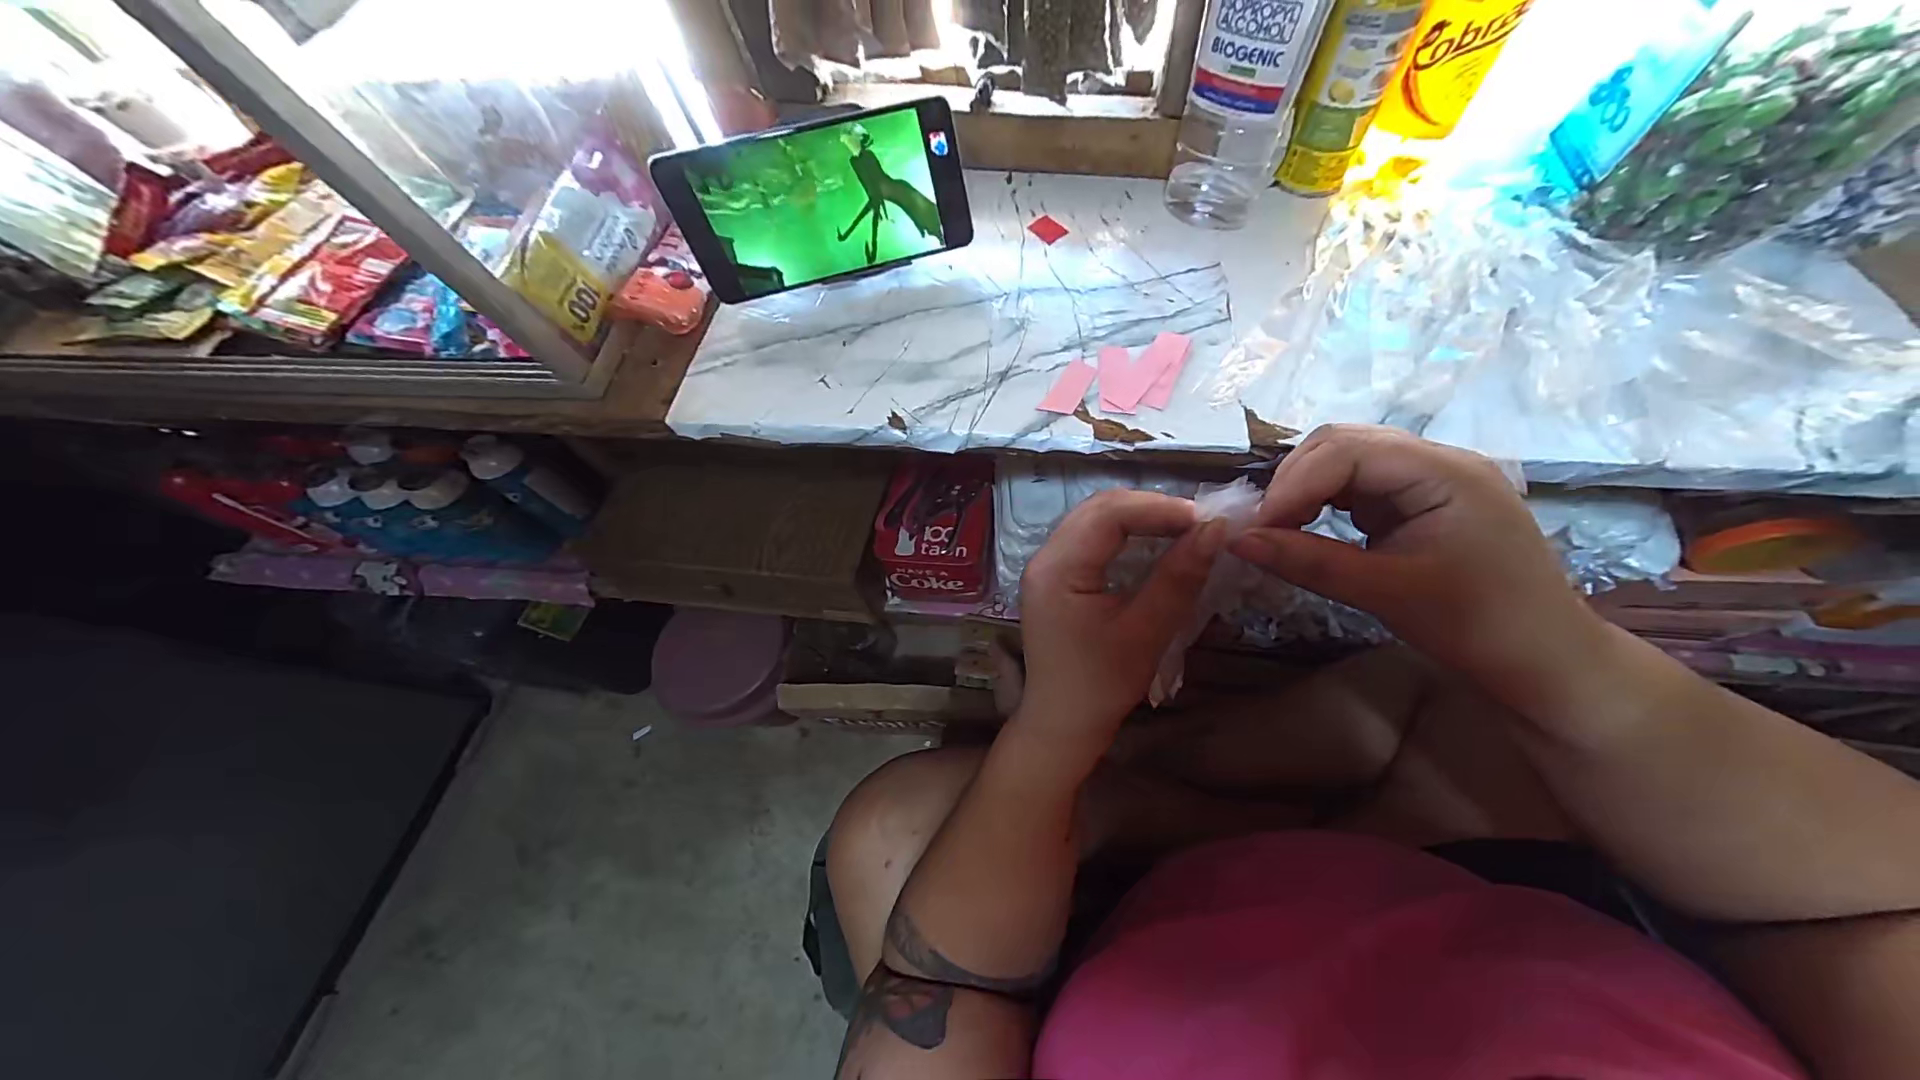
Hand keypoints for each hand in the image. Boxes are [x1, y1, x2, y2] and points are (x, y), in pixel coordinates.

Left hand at [1017, 489, 1224, 754]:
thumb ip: (1178, 578)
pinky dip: (1125, 535)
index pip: (1108, 514)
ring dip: (1138, 518)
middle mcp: (1045, 557)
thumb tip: (1215, 529)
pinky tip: (1154, 544)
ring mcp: (1047, 565)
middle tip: (1198, 523)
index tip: (1205, 519)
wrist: (1063, 722)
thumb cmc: (1101, 685)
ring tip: (1183, 529)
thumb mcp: (1146, 632)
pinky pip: (1091, 538)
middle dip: (1150, 508)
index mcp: (1057, 569)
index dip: (1159, 508)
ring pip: (1094, 519)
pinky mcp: (1056, 576)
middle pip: (1098, 508)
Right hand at [1229, 425, 1599, 694]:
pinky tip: (1308, 525)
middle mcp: (1438, 461)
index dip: (1293, 484)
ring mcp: (1430, 477)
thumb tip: (1236, 541)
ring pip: (1346, 457)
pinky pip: (1358, 482)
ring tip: (1280, 527)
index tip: (1256, 528)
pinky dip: (1323, 499)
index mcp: (1444, 472)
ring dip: (1305, 487)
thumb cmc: (1475, 626)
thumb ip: (1307, 562)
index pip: (1347, 451)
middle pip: (1343, 442)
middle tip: (1264, 527)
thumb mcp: (1384, 593)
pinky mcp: (1419, 499)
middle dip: (1294, 480)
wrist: (1544, 661)